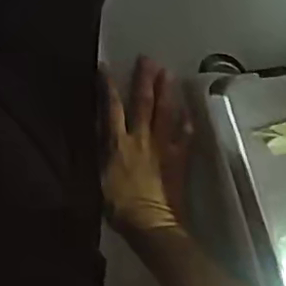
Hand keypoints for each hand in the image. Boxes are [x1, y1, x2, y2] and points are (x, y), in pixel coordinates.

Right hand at [102, 55, 194, 236]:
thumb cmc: (119, 206)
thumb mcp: (99, 176)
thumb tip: (97, 125)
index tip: (104, 66)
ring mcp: (162, 148)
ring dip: (166, 92)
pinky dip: (186, 122)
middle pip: (143, 102)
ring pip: (165, 113)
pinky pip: (184, 137)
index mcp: (118, 142)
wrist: (151, 226)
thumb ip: (100, 149)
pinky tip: (188, 111)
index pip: (111, 107)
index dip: (108, 86)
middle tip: (147, 59)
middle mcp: (141, 138)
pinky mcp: (178, 160)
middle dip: (144, 79)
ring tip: (168, 73)